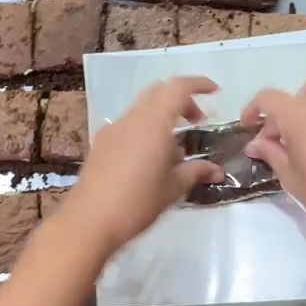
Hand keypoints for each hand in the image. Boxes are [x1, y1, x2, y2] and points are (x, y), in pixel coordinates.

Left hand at [60, 76, 222, 253]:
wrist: (88, 221)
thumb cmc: (136, 203)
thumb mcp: (172, 188)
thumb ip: (196, 172)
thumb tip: (217, 170)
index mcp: (152, 123)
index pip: (177, 88)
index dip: (198, 84)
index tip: (215, 92)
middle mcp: (131, 119)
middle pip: (158, 92)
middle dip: (181, 100)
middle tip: (197, 121)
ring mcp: (112, 130)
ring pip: (142, 108)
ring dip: (162, 115)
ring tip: (176, 146)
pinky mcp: (101, 143)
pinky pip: (128, 124)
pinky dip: (145, 128)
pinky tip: (151, 157)